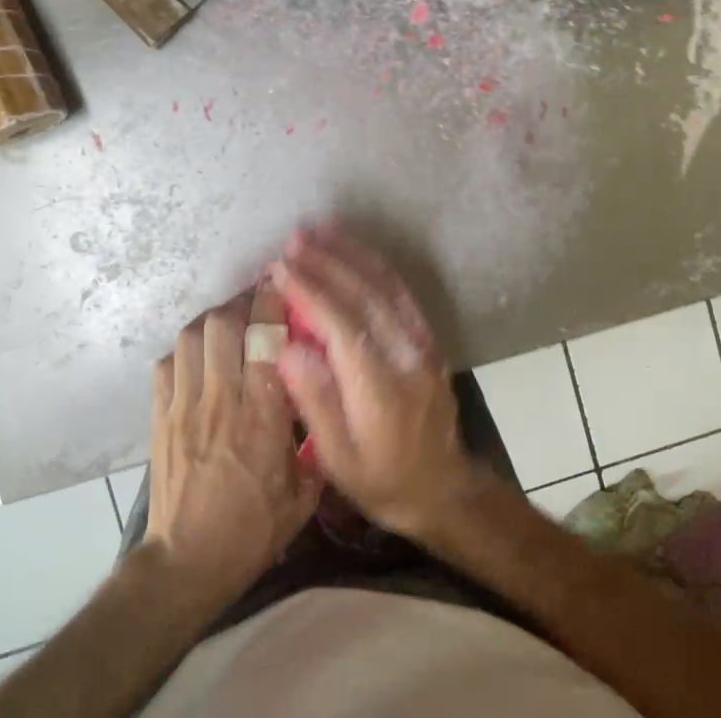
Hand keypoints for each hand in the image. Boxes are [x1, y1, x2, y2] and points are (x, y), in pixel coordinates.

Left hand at [146, 292, 319, 604]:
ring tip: (230, 323)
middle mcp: (220, 400)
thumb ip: (313, 445)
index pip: (265, 339)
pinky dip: (184, 350)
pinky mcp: (160, 417)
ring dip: (211, 320)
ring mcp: (184, 406)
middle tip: (258, 302)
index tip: (283, 287)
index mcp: (261, 416)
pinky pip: (167, 364)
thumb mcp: (303, 493)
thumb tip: (319, 404)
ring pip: (190, 337)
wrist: (189, 561)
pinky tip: (200, 358)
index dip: (273, 304)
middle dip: (241, 303)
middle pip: (222, 324)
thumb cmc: (253, 531)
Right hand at [270, 228, 485, 537]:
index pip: (341, 325)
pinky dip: (376, 266)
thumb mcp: (338, 458)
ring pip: (386, 287)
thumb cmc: (380, 479)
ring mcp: (422, 345)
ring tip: (319, 231)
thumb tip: (286, 348)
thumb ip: (314, 401)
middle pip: (364, 296)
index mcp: (380, 388)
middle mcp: (406, 357)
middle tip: (292, 240)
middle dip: (327, 262)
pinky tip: (353, 251)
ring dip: (352, 254)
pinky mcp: (428, 340)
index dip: (309, 292)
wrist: (441, 488)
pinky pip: (402, 294)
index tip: (278, 268)